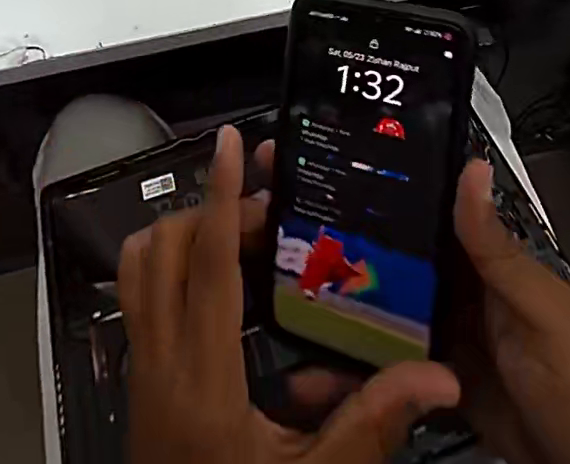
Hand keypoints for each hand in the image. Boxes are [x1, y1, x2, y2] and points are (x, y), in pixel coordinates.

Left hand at [120, 126, 464, 463]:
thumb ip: (370, 426)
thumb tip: (436, 378)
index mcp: (204, 376)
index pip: (209, 263)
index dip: (222, 197)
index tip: (229, 144)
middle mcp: (158, 353)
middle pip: (169, 245)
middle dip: (215, 210)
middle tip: (270, 216)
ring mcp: (138, 356)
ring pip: (140, 259)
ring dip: (183, 229)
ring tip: (237, 233)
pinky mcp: (134, 363)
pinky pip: (135, 286)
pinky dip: (164, 256)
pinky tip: (207, 271)